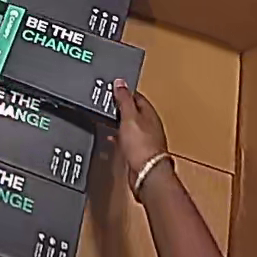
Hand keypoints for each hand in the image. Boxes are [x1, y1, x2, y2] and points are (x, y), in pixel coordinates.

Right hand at [108, 80, 170, 194]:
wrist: (146, 173)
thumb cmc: (142, 145)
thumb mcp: (129, 117)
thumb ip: (124, 99)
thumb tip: (120, 82)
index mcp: (149, 113)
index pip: (137, 96)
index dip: (125, 91)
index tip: (114, 88)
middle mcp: (149, 125)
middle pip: (134, 111)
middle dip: (122, 106)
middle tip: (108, 102)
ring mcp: (144, 139)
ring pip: (130, 125)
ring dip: (120, 122)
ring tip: (107, 118)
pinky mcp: (138, 152)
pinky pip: (128, 139)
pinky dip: (119, 136)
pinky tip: (113, 138)